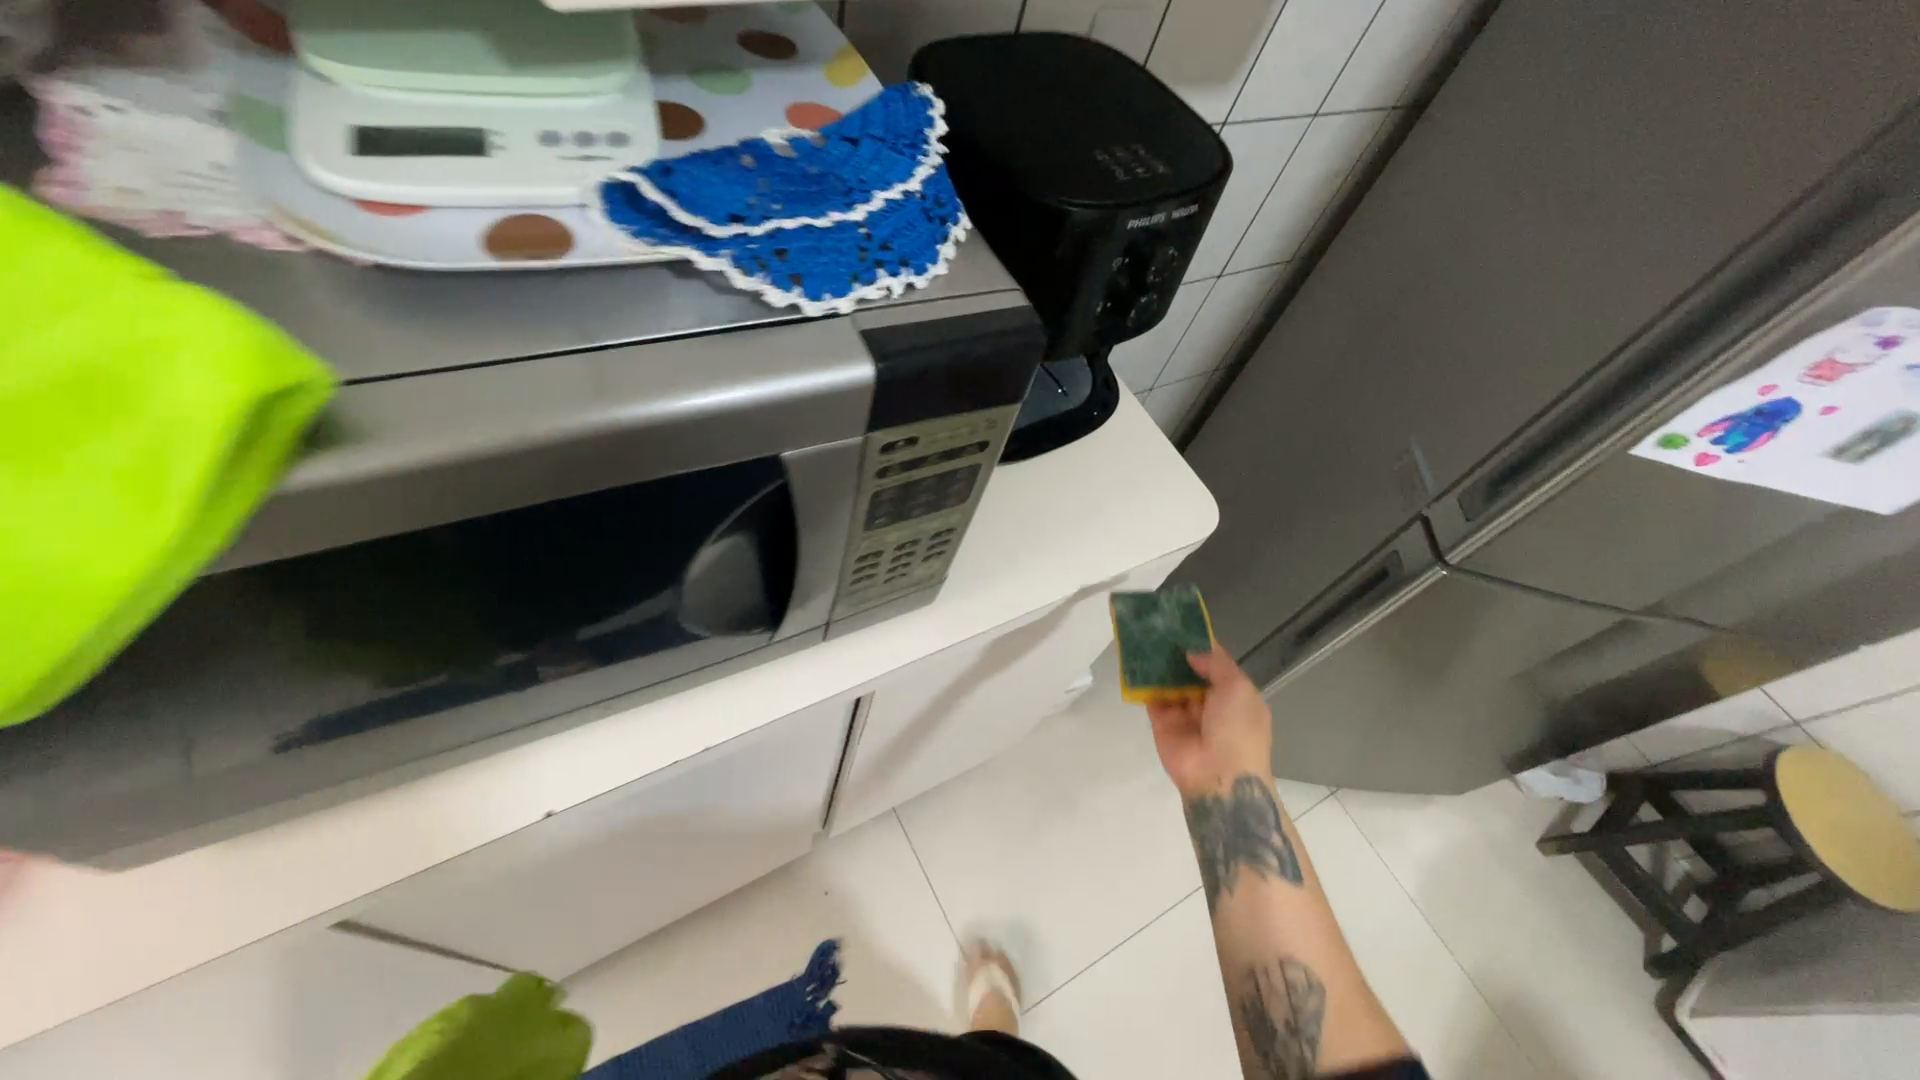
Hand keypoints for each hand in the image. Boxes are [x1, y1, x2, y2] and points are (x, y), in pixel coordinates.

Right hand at [1146, 644, 1273, 798]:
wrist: (1218, 776)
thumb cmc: (1237, 729)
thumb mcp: (1238, 688)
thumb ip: (1216, 663)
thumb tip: (1193, 652)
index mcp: (1235, 697)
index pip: (1217, 666)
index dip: (1202, 647)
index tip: (1184, 626)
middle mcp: (1210, 704)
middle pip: (1191, 673)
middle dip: (1177, 654)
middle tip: (1158, 629)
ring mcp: (1184, 714)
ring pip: (1170, 683)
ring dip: (1159, 665)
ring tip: (1144, 638)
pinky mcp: (1161, 724)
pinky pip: (1152, 699)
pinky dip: (1143, 682)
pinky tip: (1135, 661)